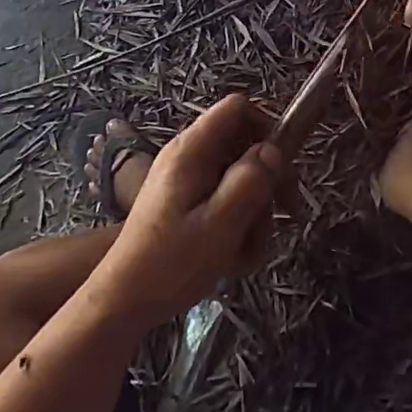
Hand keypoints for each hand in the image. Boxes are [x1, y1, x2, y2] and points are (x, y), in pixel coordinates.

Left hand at [90, 95, 285, 326]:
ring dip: (255, 211)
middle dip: (268, 179)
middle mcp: (189, 157)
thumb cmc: (171, 263)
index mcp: (192, 151)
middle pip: (244, 145)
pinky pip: (225, 199)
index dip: (267, 126)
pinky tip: (236, 256)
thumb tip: (274, 150)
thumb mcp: (221, 224)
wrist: (124, 302)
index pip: (237, 109)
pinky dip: (238, 223)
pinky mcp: (186, 202)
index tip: (285, 164)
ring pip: (239, 177)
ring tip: (250, 251)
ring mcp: (187, 180)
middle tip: (287, 214)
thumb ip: (251, 181)